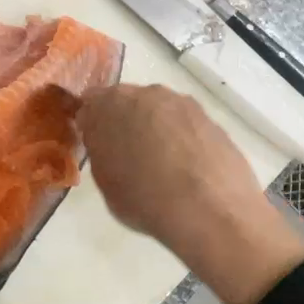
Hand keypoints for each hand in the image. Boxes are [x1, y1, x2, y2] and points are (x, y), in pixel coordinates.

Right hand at [79, 84, 303, 303]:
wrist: (208, 209)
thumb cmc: (143, 198)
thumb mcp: (104, 180)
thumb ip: (102, 151)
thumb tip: (108, 143)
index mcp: (110, 104)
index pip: (91, 103)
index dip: (93, 123)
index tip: (96, 144)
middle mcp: (147, 94)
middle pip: (129, 103)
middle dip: (126, 123)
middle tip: (127, 155)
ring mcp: (184, 104)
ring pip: (161, 112)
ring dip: (156, 130)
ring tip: (162, 165)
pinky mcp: (212, 120)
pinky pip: (187, 127)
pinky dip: (183, 141)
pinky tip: (187, 169)